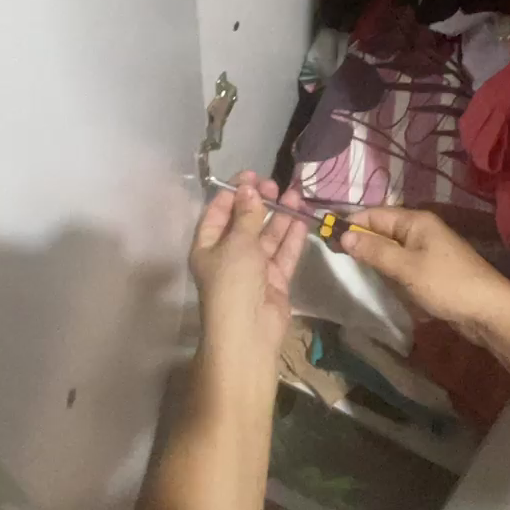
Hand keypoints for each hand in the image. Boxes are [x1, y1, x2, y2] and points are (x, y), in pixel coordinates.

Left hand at [190, 171, 307, 372]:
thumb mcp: (237, 244)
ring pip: (267, 236)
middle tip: (274, 185)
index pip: (218, 212)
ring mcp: (253, 268)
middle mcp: (228, 255)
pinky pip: (283, 253)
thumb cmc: (233, 283)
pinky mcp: (274, 280)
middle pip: (244, 222)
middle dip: (259, 202)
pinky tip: (302, 217)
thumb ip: (247, 215)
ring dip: (279, 216)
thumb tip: (249, 188)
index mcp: (207, 246)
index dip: (234, 192)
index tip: (252, 175)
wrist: (248, 334)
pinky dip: (292, 236)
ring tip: (294, 194)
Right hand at [341, 207, 509, 366]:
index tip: (327, 237)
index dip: (351, 224)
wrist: (491, 312)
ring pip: (392, 249)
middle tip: (338, 258)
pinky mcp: (434, 270)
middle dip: (363, 243)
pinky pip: (404, 265)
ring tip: (359, 273)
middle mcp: (422, 230)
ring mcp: (429, 250)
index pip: (374, 214)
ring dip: (378, 261)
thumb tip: (344, 235)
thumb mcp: (405, 268)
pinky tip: (386, 286)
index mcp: (416, 221)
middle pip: (383, 230)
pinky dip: (393, 274)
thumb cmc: (447, 284)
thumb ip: (374, 251)